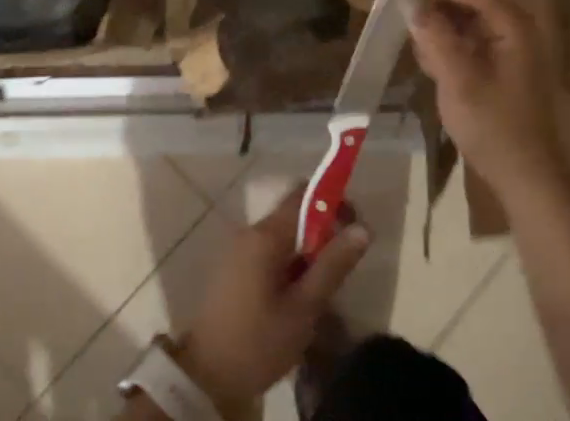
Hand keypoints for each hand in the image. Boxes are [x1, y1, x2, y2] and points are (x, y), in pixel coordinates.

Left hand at [174, 190, 369, 415]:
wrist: (207, 374)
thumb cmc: (259, 341)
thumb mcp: (304, 308)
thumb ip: (333, 265)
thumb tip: (363, 228)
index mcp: (264, 236)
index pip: (303, 195)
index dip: (333, 202)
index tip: (355, 227)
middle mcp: (249, 233)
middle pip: (293, 214)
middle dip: (323, 231)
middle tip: (345, 265)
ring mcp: (238, 250)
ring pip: (283, 236)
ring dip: (308, 251)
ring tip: (325, 286)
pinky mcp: (235, 269)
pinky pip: (269, 252)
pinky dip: (290, 263)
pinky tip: (301, 295)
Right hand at [409, 0, 569, 195]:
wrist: (524, 175)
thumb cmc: (493, 126)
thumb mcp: (457, 79)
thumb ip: (434, 36)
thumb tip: (410, 2)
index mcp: (510, 22)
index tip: (395, 3)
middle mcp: (512, 26)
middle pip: (461, 1)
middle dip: (432, 14)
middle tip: (407, 35)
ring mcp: (507, 47)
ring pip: (460, 23)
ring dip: (437, 34)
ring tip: (423, 58)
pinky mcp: (498, 66)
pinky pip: (466, 43)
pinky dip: (447, 50)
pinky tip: (433, 70)